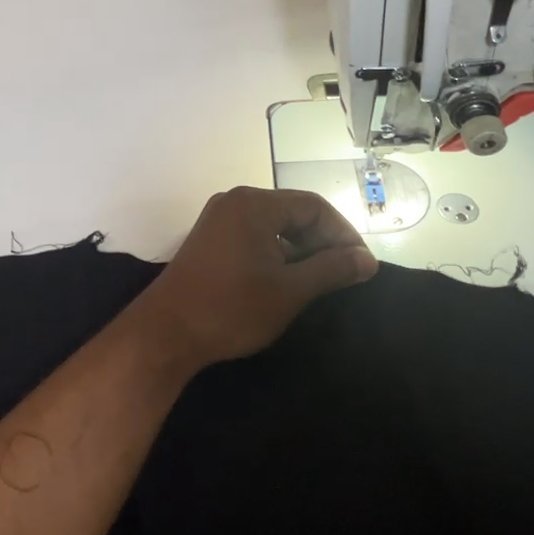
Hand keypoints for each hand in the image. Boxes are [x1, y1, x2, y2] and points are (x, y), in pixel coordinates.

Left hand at [132, 187, 377, 368]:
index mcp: (254, 204)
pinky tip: (287, 282)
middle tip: (345, 276)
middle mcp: (234, 201)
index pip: (314, 206)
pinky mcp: (210, 240)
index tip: (362, 266)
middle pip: (293, 212)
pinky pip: (254, 236)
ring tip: (320, 283)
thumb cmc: (231, 308)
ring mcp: (218, 220)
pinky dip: (277, 254)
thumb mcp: (290, 291)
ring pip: (274, 226)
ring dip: (301, 250)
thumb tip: (367, 259)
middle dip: (323, 241)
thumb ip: (332, 270)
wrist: (166, 332)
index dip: (343, 234)